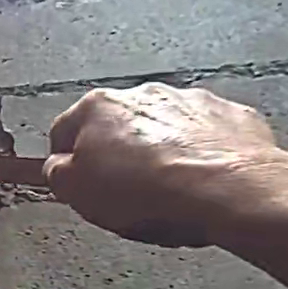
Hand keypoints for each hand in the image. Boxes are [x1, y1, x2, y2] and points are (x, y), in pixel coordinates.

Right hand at [43, 82, 287, 247]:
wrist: (230, 191)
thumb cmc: (152, 191)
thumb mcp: (77, 192)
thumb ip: (57, 174)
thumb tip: (58, 168)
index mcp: (97, 107)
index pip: (64, 131)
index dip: (66, 162)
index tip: (75, 183)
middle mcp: (142, 95)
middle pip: (117, 127)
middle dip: (118, 156)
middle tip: (125, 193)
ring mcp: (189, 103)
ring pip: (163, 129)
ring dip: (160, 153)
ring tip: (168, 192)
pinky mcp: (229, 117)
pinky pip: (206, 137)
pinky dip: (201, 155)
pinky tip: (202, 183)